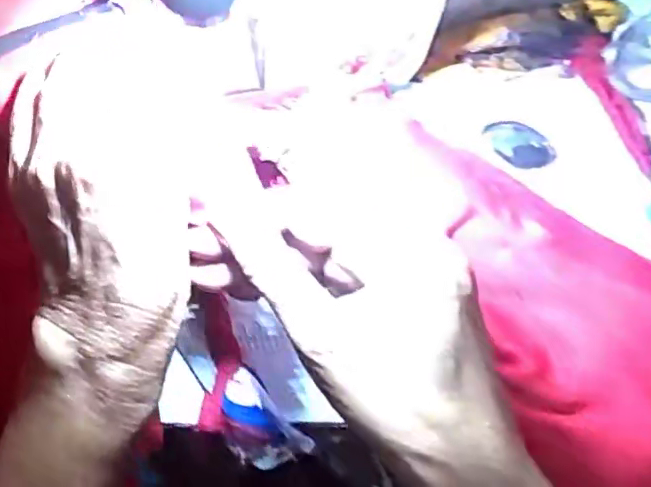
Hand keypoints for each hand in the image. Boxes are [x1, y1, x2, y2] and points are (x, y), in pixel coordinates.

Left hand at [0, 23, 191, 486]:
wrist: (94, 319)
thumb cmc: (150, 272)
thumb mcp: (175, 206)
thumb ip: (163, 143)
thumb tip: (159, 95)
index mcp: (107, 166)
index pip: (112, 87)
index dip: (127, 56)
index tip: (141, 39)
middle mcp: (58, 156)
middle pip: (66, 80)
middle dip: (88, 49)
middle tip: (108, 35)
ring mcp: (28, 163)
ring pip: (37, 92)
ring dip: (58, 62)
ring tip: (78, 48)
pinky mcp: (14, 173)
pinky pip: (19, 115)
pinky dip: (35, 88)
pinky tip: (47, 79)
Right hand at [197, 115, 549, 486]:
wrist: (459, 477)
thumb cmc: (396, 401)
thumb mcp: (318, 329)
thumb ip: (262, 257)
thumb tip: (210, 200)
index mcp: (401, 243)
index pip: (303, 199)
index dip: (243, 197)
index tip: (196, 192)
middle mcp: (400, 240)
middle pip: (299, 215)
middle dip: (240, 230)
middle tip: (192, 243)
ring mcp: (388, 264)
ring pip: (299, 240)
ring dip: (250, 253)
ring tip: (203, 267)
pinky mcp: (375, 286)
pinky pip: (312, 263)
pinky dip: (274, 272)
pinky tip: (232, 281)